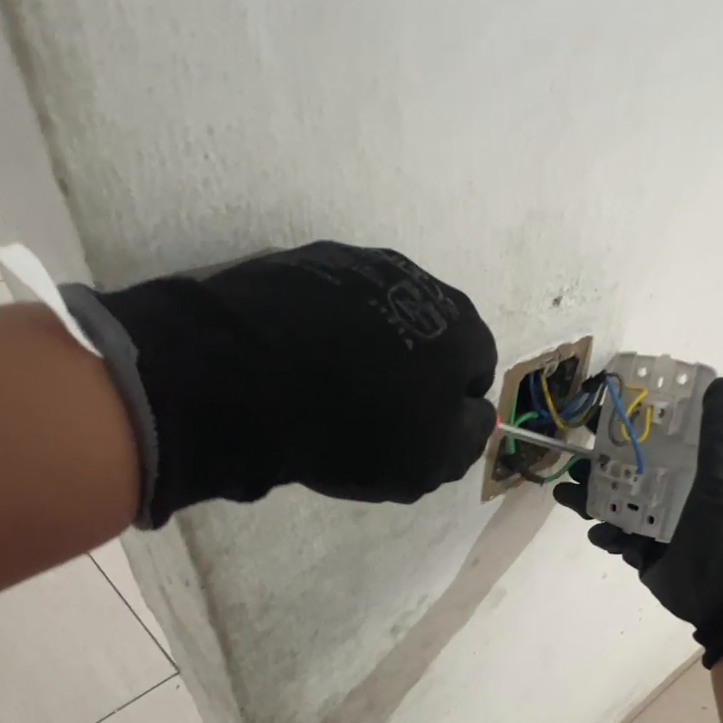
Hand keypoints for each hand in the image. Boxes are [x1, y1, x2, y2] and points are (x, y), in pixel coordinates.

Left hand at [67, 242, 497, 525]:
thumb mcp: (434, 460)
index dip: (453, 401)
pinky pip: (320, 305)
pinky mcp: (291, 263)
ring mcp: (350, 263)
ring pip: (374, 313)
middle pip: (426, 331)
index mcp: (460, 326)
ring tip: (328, 386)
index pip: (477, 364)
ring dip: (365, 345)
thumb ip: (469, 436)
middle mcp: (414, 279)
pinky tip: (292, 365)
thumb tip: (473, 414)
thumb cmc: (358, 426)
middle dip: (411, 366)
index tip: (422, 428)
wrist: (244, 379)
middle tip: (377, 409)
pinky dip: (317, 331)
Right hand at [554, 377, 722, 665]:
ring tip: (566, 496)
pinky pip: (613, 537)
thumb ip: (720, 436)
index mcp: (684, 469)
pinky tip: (604, 536)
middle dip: (594, 466)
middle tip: (573, 461)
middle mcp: (664, 490)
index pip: (649, 437)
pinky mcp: (640, 550)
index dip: (623, 424)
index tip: (597, 412)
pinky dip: (605, 536)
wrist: (721, 596)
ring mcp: (650, 521)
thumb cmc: (721, 532)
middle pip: (620, 470)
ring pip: (609, 503)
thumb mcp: (721, 479)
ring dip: (586, 500)